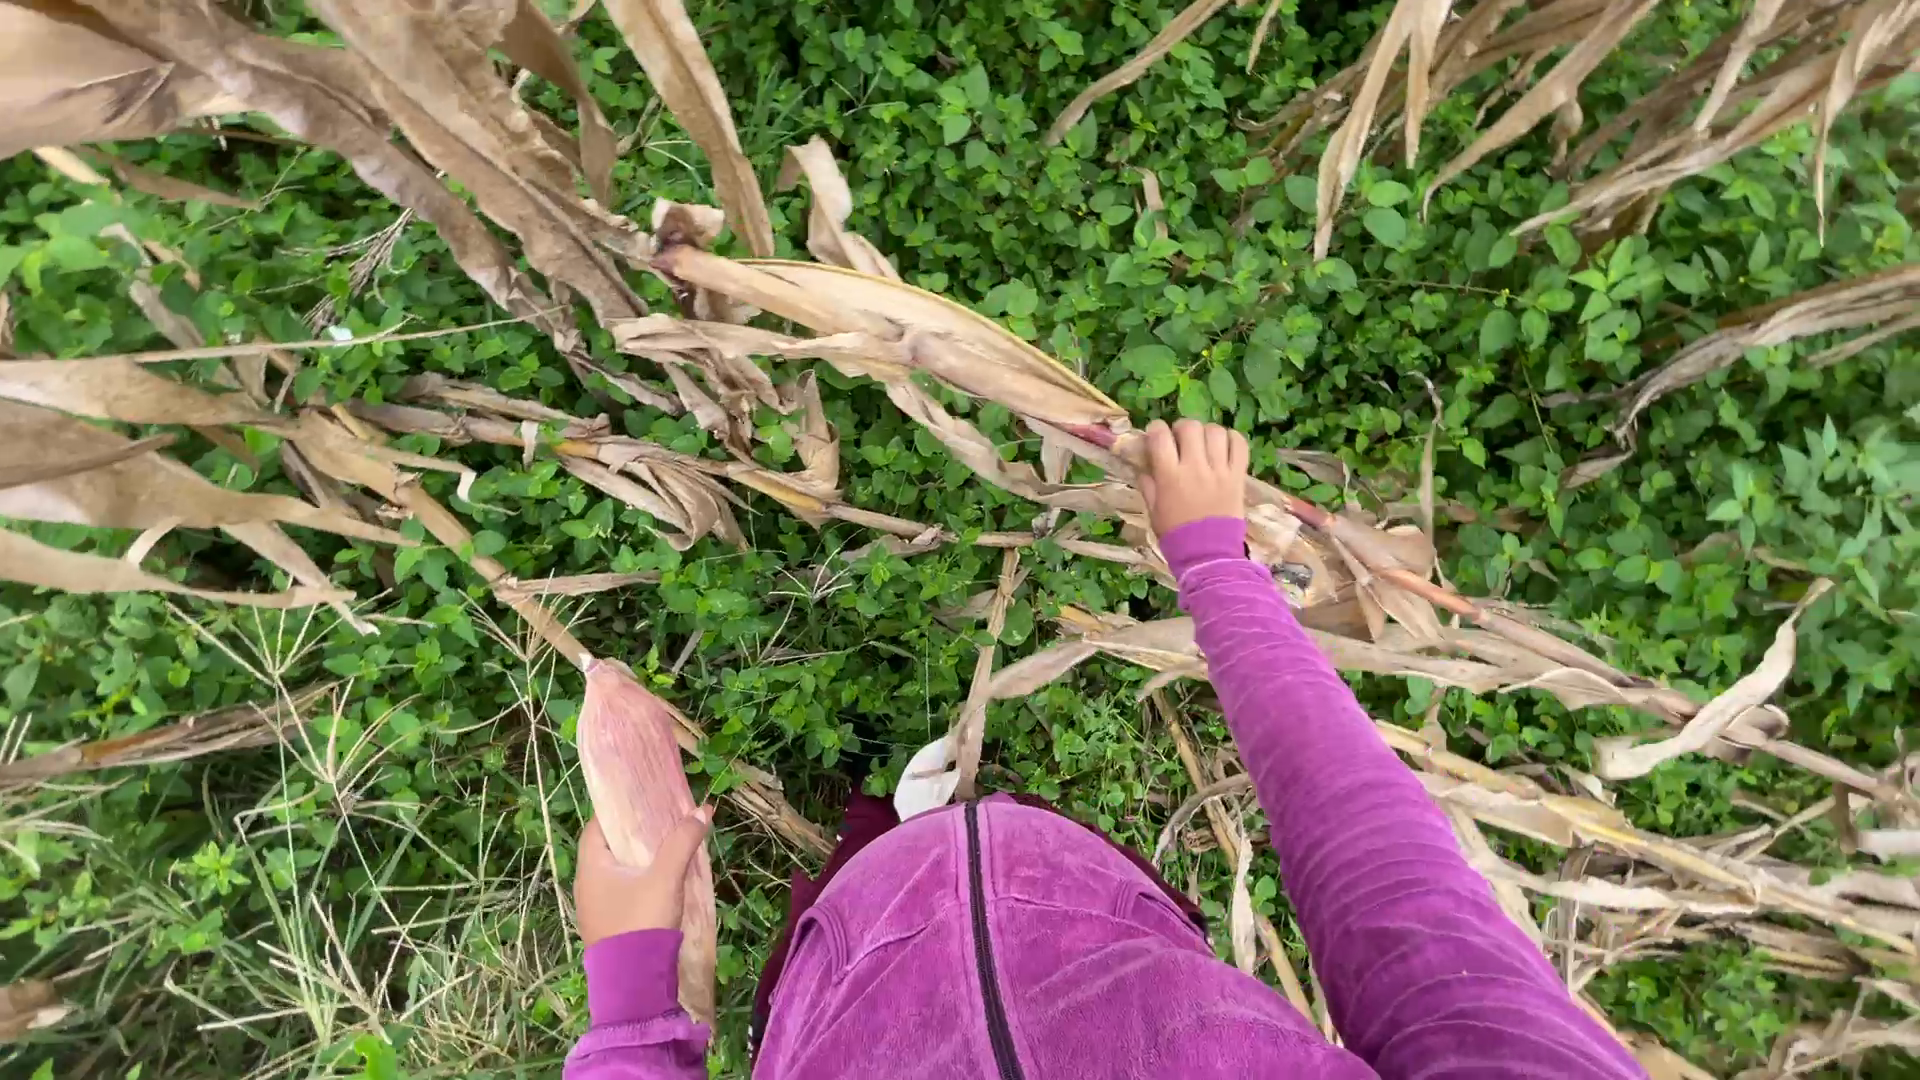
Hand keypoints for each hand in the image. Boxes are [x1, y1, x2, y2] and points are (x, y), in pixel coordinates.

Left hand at [574, 807, 711, 945]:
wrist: (635, 984)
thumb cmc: (642, 921)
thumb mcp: (666, 877)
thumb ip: (683, 841)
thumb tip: (703, 809)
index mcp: (591, 869)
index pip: (597, 827)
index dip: (618, 810)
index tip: (642, 797)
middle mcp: (588, 886)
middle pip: (609, 847)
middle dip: (635, 831)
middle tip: (661, 815)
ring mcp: (597, 908)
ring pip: (618, 870)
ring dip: (640, 856)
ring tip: (667, 841)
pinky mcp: (611, 925)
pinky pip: (623, 890)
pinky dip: (641, 877)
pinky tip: (664, 876)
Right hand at [1138, 418, 1249, 535]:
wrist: (1208, 554)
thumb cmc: (1175, 534)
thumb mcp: (1153, 510)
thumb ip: (1148, 485)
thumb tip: (1144, 466)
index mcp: (1170, 476)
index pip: (1160, 436)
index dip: (1155, 430)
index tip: (1155, 435)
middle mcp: (1195, 467)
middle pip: (1189, 427)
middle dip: (1181, 428)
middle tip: (1180, 439)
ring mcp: (1219, 470)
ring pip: (1215, 432)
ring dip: (1206, 432)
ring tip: (1203, 442)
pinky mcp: (1238, 476)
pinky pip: (1239, 445)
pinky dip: (1232, 439)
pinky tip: (1224, 445)